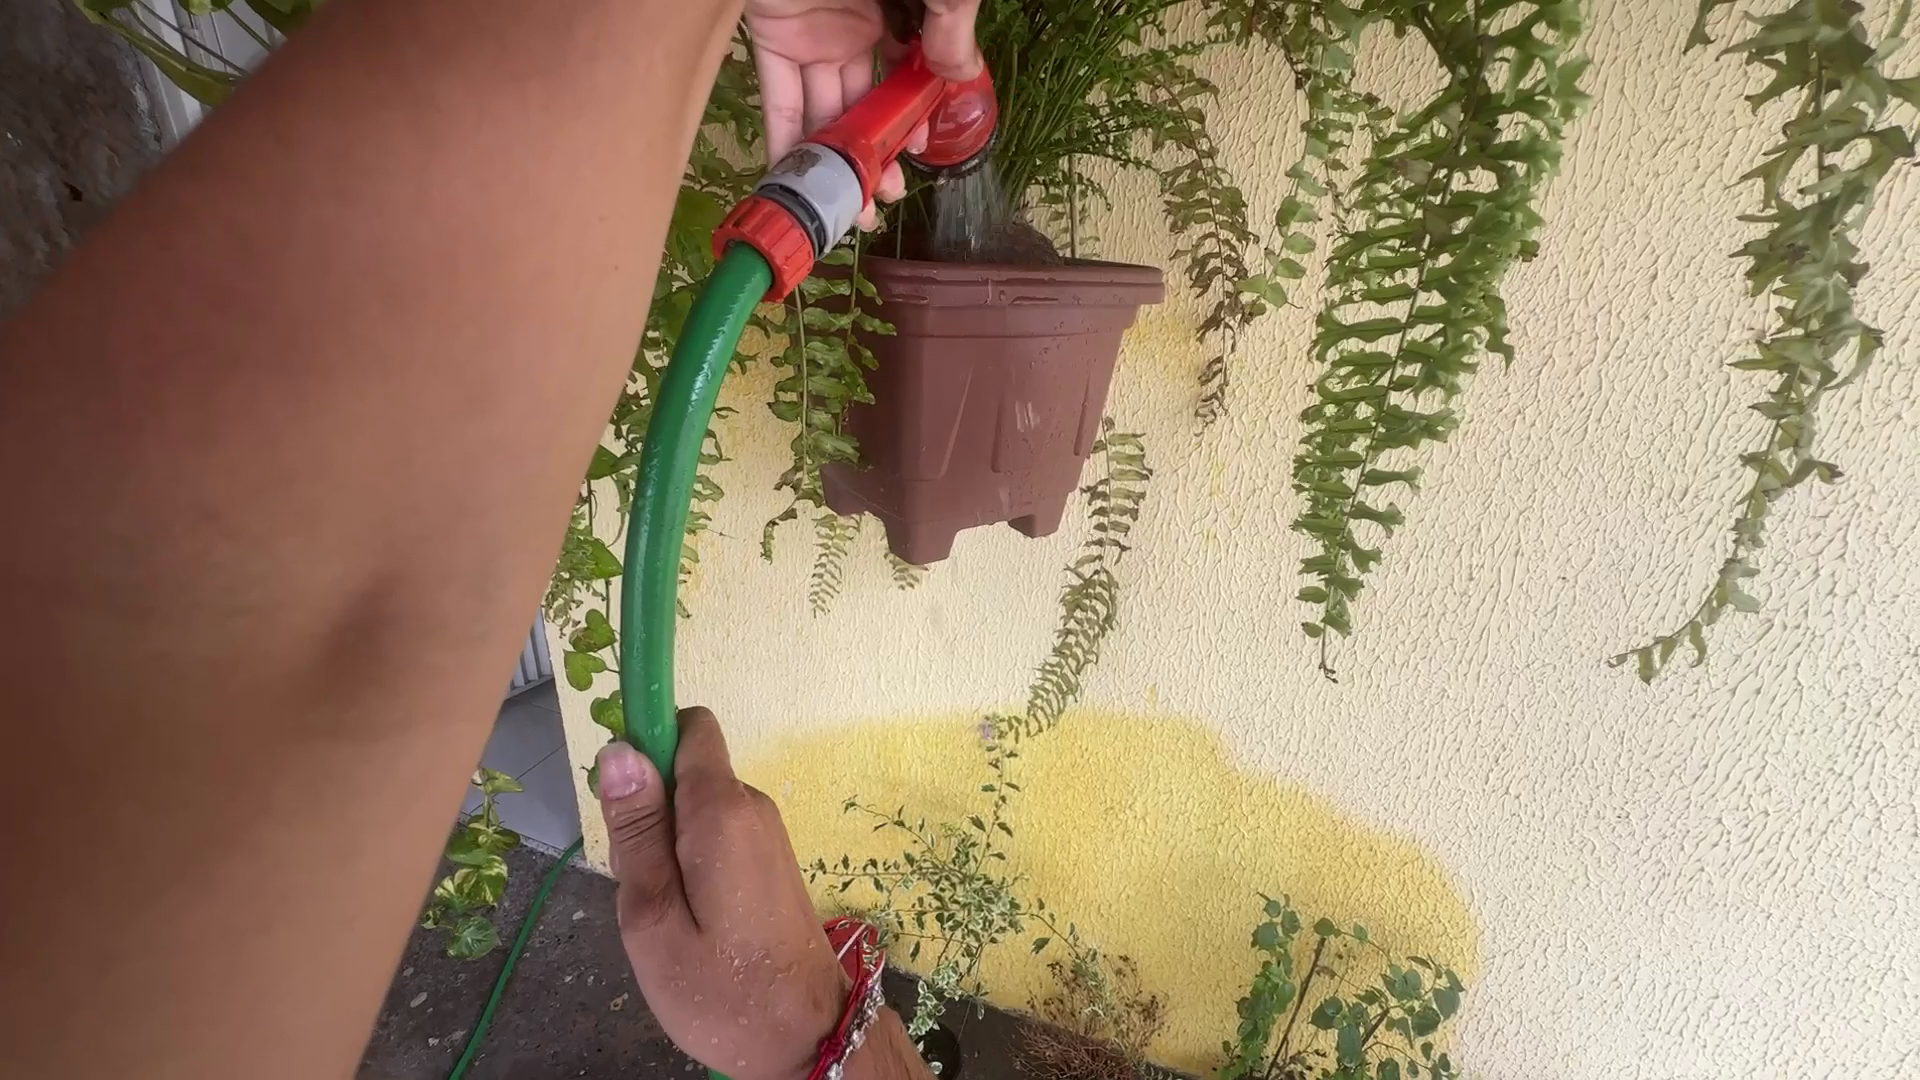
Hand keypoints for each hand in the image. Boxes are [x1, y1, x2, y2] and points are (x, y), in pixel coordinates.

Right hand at [597, 710, 844, 1079]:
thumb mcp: (652, 913)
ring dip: (669, 842)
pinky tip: (692, 914)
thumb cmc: (718, 984)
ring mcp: (766, 829)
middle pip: (688, 769)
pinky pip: (718, 831)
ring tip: (667, 911)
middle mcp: (752, 803)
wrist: (803, 1031)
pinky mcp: (771, 855)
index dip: (650, 738)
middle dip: (650, 809)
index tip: (619, 794)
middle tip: (640, 884)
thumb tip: (620, 748)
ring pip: (698, 805)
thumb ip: (637, 828)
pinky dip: (693, 858)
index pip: (691, 726)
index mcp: (722, 808)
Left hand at [745, 0, 983, 227]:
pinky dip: (788, 143)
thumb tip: (963, 76)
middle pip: (865, 103)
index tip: (916, 154)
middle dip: (875, 154)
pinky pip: (780, 98)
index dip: (911, 120)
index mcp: (897, 5)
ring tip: (853, 210)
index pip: (907, 75)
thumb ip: (951, 26)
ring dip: (838, 163)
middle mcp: (854, 22)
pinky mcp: (771, 34)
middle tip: (884, 198)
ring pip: (826, 110)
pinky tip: (802, 185)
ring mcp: (811, 30)